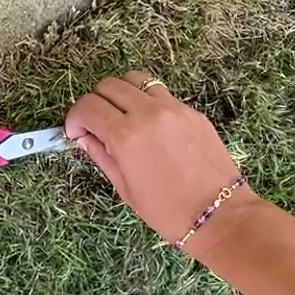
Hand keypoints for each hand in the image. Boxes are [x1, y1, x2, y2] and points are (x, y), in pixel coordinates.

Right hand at [65, 71, 247, 246]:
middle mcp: (148, 114)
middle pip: (108, 86)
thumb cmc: (167, 211)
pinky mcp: (191, 111)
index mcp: (126, 137)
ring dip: (120, 94)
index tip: (76, 132)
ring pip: (135, 80)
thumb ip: (101, 154)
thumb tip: (85, 136)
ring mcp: (173, 108)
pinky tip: (148, 125)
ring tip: (121, 117)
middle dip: (95, 103)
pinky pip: (159, 93)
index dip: (75, 118)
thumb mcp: (125, 188)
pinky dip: (145, 101)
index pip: (88, 106)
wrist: (219, 214)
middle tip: (96, 126)